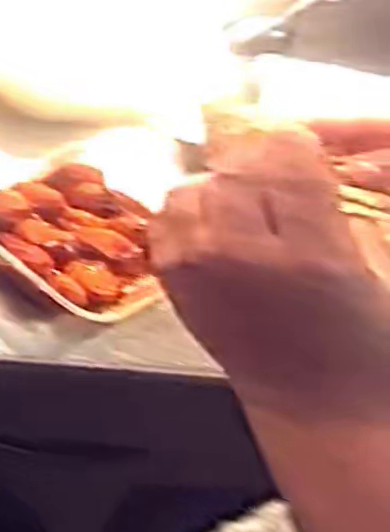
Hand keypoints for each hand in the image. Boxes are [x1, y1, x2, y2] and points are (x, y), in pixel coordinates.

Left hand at [151, 126, 389, 424]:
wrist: (316, 399)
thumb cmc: (371, 341)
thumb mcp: (385, 273)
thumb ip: (350, 216)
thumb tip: (327, 165)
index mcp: (310, 258)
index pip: (283, 175)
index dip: (289, 144)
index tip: (295, 132)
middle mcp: (234, 254)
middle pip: (231, 178)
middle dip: (257, 162)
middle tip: (281, 159)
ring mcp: (188, 262)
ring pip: (192, 192)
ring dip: (223, 186)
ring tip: (259, 201)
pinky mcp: (164, 270)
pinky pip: (170, 216)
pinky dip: (195, 209)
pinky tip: (226, 221)